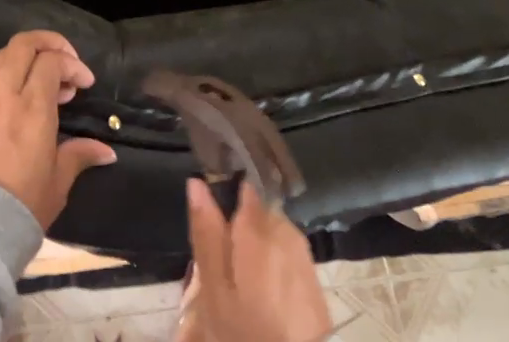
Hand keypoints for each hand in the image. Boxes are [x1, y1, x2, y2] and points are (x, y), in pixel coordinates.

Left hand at [0, 30, 117, 228]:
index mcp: (33, 109)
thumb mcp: (60, 179)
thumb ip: (81, 154)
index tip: (86, 83)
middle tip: (69, 60)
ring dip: (29, 53)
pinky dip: (15, 69)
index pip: (51, 62)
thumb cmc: (27, 201)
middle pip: (22, 45)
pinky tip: (30, 91)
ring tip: (50, 73)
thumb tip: (106, 150)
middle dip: (49, 42)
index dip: (72, 64)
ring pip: (4, 55)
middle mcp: (9, 97)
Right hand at [179, 179, 331, 341]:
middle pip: (254, 213)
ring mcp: (302, 251)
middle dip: (237, 228)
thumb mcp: (215, 289)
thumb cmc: (249, 330)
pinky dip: (271, 263)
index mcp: (257, 228)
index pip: (242, 189)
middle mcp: (284, 229)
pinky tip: (263, 291)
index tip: (210, 219)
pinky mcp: (312, 273)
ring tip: (240, 283)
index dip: (225, 195)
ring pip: (269, 232)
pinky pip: (284, 252)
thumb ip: (207, 234)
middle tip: (221, 265)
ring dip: (254, 247)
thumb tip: (196, 183)